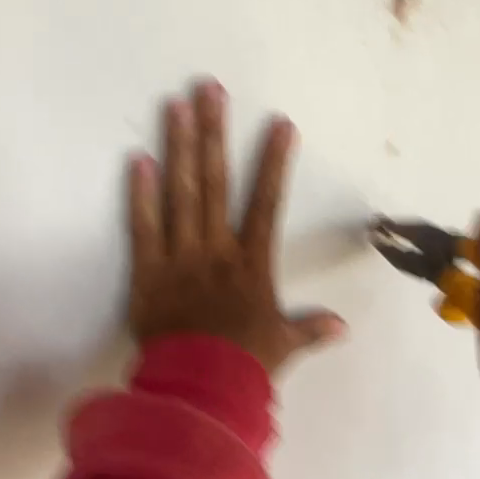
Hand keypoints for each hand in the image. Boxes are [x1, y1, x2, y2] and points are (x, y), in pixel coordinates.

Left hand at [127, 79, 344, 373]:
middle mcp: (216, 250)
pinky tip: (137, 159)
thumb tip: (341, 327)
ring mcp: (180, 258)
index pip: (266, 204)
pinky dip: (140, 196)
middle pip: (215, 183)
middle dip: (214, 133)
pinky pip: (143, 229)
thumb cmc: (245, 365)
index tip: (280, 124)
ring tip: (175, 105)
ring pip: (180, 195)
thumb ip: (309, 330)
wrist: (201, 389)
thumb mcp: (283, 346)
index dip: (274, 163)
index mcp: (252, 264)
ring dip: (178, 148)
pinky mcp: (147, 274)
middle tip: (209, 89)